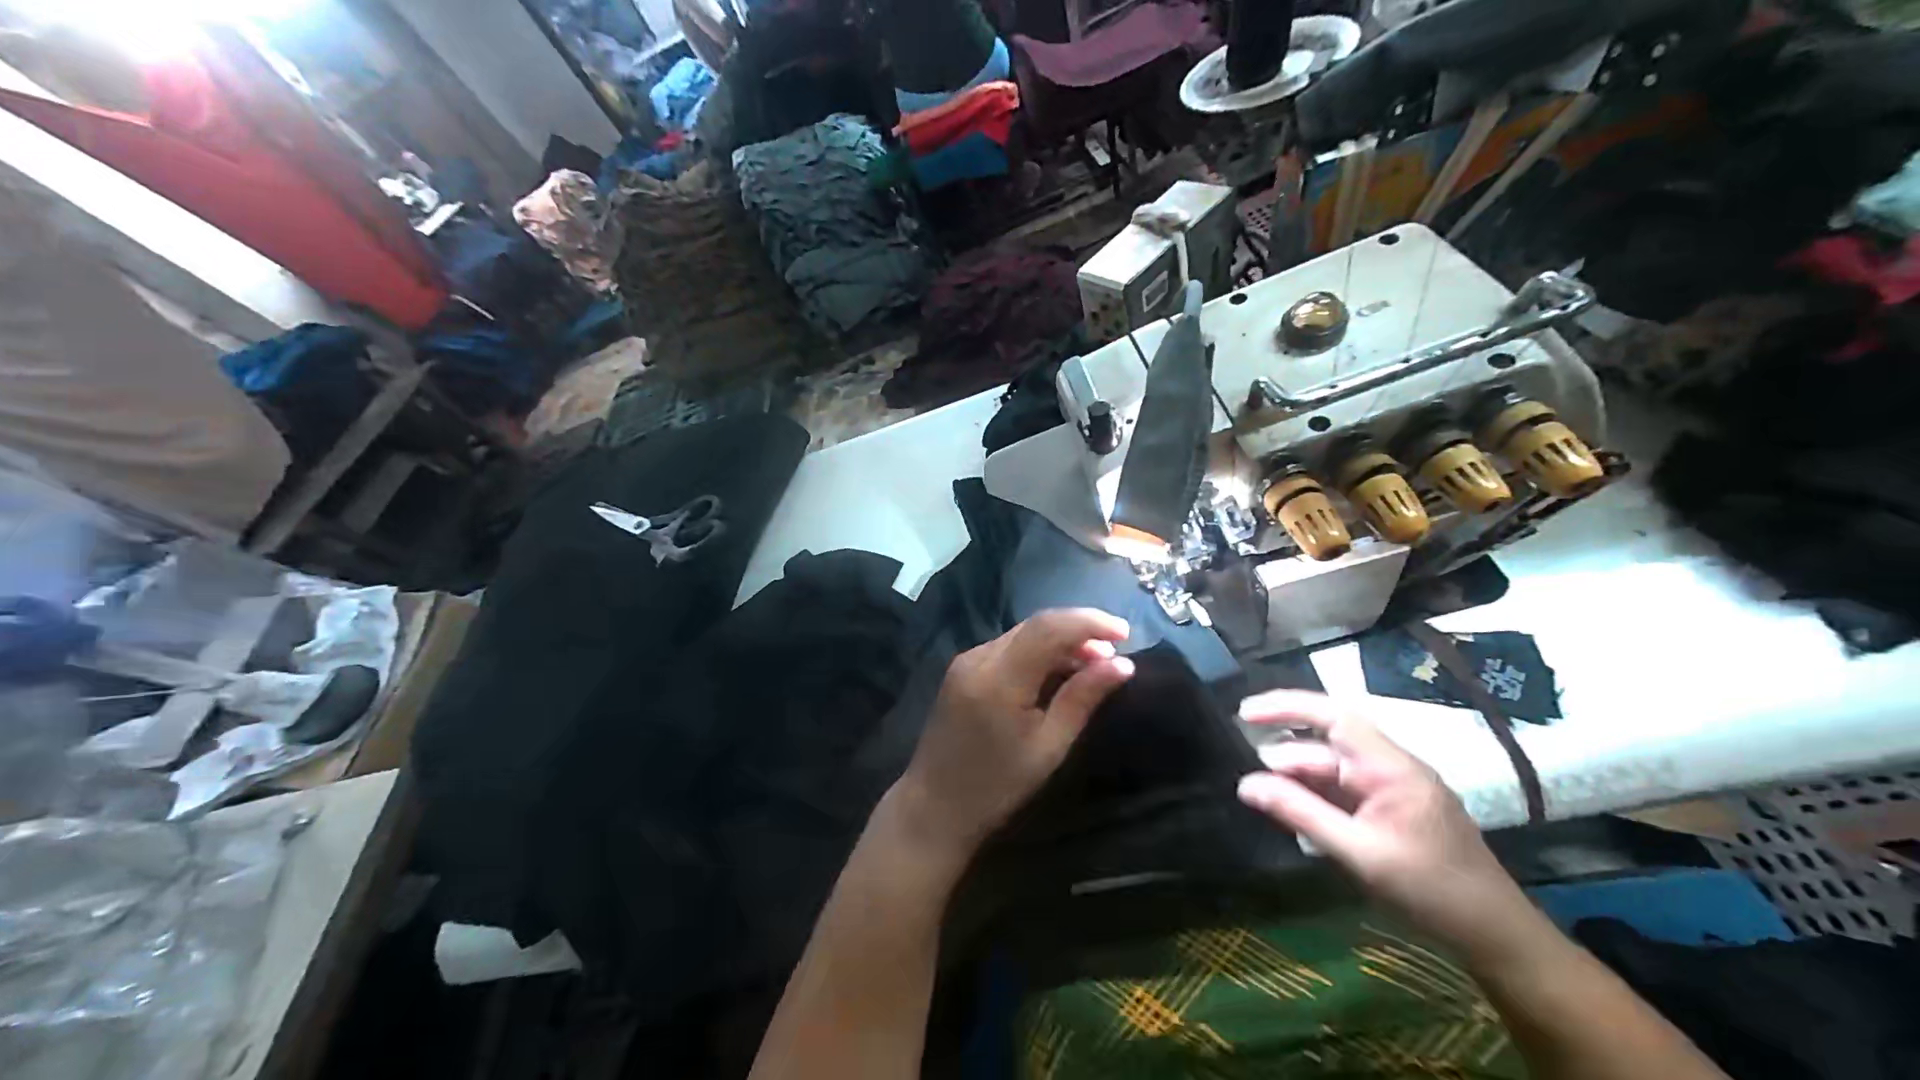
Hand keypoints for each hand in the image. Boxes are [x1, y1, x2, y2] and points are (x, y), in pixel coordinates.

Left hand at [886, 609, 1133, 863]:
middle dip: (1078, 630)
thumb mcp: (1049, 746)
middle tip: (1114, 652)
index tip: (1126, 633)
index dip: (1090, 622)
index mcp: (1000, 678)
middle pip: (1035, 625)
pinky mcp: (961, 669)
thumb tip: (1122, 664)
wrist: (935, 806)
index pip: (1049, 628)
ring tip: (1093, 661)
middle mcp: (978, 658)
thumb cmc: (998, 785)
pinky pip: (1006, 647)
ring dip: (1059, 640)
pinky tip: (1057, 669)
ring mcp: (966, 661)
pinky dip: (1037, 651)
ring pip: (1021, 633)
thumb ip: (1082, 698)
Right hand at [1235, 690, 1540, 966]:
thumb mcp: (1359, 853)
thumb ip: (1300, 813)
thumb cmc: (1431, 890)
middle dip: (1283, 755)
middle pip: (1326, 745)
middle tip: (1246, 777)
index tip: (1244, 713)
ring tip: (1260, 793)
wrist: (1496, 935)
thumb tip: (1245, 784)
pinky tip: (1292, 810)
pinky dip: (1313, 795)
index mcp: (1391, 767)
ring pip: (1331, 768)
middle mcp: (1391, 767)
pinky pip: (1343, 790)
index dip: (1285, 707)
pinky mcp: (1391, 809)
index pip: (1333, 717)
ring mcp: (1392, 788)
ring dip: (1296, 777)